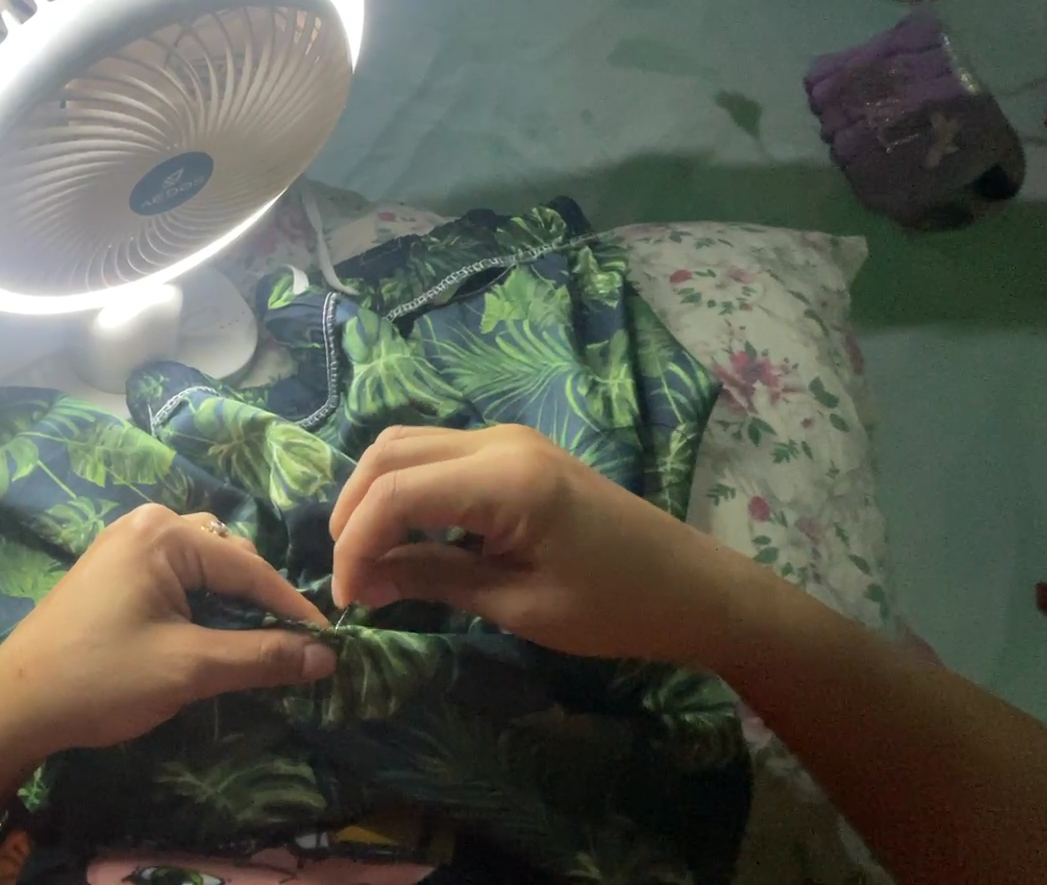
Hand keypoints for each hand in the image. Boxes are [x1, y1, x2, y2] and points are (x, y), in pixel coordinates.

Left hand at [0, 504, 334, 758]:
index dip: (292, 607)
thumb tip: (327, 655)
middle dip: (259, 602)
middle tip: (288, 649)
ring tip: (252, 644)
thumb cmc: (101, 679)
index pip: (249, 565)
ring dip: (231, 601)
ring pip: (203, 565)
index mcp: (164, 532)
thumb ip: (261, 656)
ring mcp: (127, 541)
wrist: (13, 706)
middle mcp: (148, 522)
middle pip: (227, 556)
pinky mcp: (115, 566)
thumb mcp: (188, 667)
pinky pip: (176, 573)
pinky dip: (201, 601)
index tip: (332, 641)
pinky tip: (208, 632)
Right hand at [329, 425, 766, 663]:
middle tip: (349, 573)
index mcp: (505, 479)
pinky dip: (403, 487)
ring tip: (367, 552)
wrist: (699, 588)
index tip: (347, 597)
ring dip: (372, 494)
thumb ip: (432, 581)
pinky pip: (432, 452)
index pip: (395, 493)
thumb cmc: (618, 609)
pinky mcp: (509, 448)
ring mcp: (504, 436)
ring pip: (404, 444)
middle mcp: (496, 439)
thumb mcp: (518, 607)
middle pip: (388, 454)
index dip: (356, 543)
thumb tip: (361, 584)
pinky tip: (405, 530)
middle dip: (352, 512)